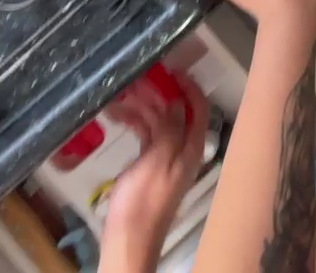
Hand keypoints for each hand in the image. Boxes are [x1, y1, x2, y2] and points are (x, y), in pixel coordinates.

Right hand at [102, 73, 209, 256]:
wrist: (127, 243)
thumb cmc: (143, 204)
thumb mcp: (157, 161)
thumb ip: (170, 130)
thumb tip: (178, 100)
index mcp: (191, 147)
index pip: (199, 108)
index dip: (189, 87)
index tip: (173, 71)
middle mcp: (183, 148)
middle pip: (175, 112)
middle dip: (158, 94)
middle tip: (137, 80)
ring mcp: (165, 156)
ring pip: (158, 121)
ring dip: (142, 107)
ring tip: (121, 94)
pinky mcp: (148, 165)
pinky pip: (145, 135)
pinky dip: (134, 122)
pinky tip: (116, 114)